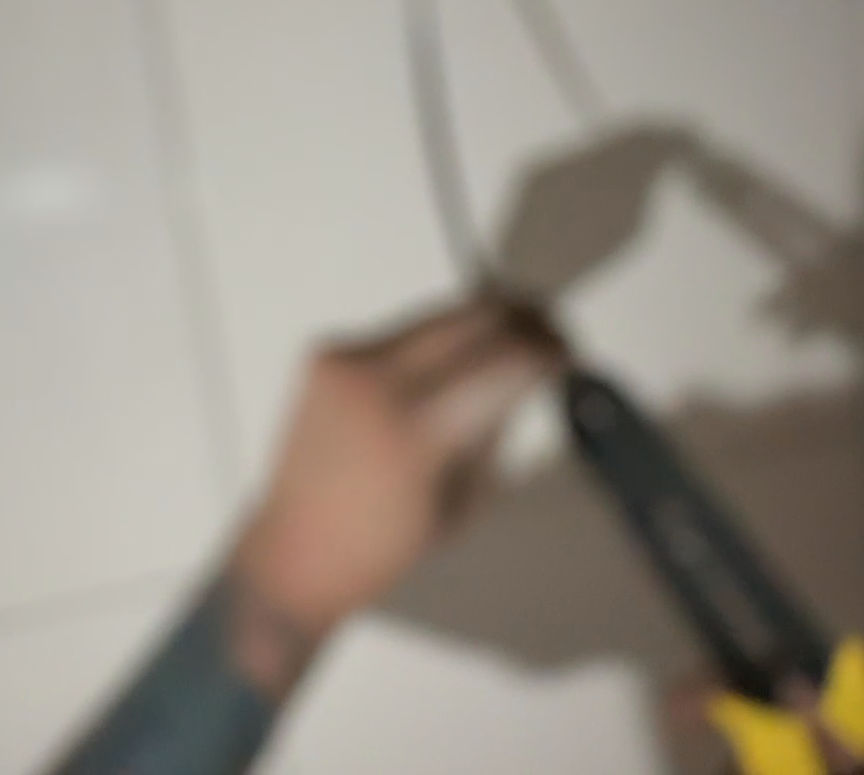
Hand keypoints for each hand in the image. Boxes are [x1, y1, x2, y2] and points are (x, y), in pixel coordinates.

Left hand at [235, 293, 565, 639]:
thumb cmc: (388, 545)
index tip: (569, 353)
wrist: (294, 548)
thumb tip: (529, 365)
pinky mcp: (325, 351)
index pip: (507, 358)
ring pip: (437, 315)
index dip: (549, 348)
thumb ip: (498, 420)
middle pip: (474, 316)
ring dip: (480, 323)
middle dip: (523, 316)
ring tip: (507, 342)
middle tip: (550, 328)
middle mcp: (377, 377)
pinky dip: (434, 342)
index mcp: (418, 428)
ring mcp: (345, 357)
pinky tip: (447, 365)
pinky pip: (400, 333)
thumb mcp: (467, 493)